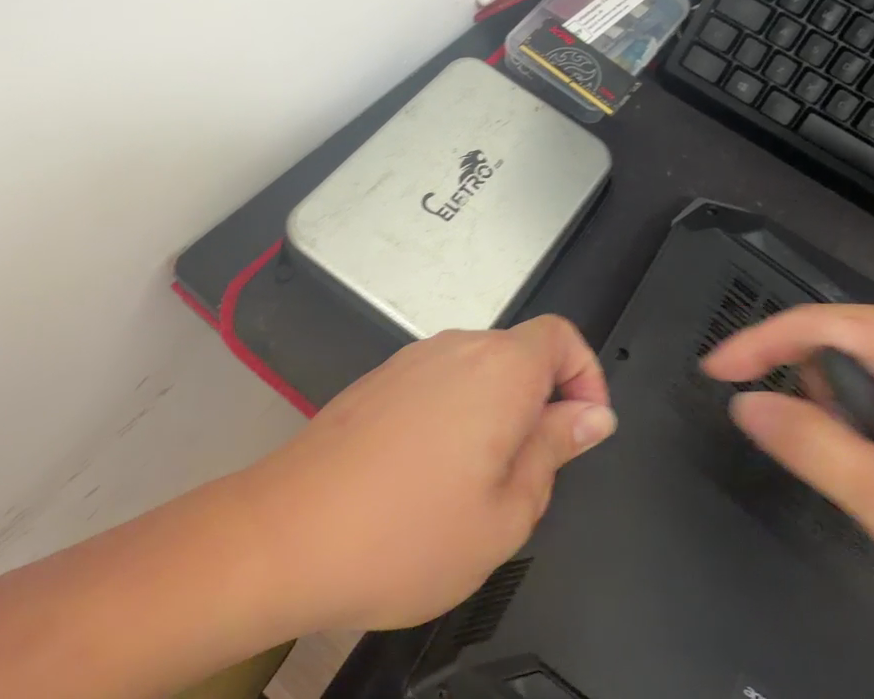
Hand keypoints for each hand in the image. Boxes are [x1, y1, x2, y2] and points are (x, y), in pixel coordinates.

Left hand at [235, 315, 615, 633]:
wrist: (284, 536)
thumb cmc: (407, 535)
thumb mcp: (507, 513)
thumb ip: (554, 452)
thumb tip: (590, 415)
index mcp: (498, 370)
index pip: (561, 337)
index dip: (585, 378)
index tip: (581, 434)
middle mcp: (453, 350)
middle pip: (518, 355)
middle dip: (540, 406)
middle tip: (529, 479)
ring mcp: (406, 363)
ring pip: (476, 374)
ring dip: (494, 417)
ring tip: (474, 490)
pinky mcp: (373, 385)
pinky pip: (434, 388)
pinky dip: (452, 420)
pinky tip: (425, 481)